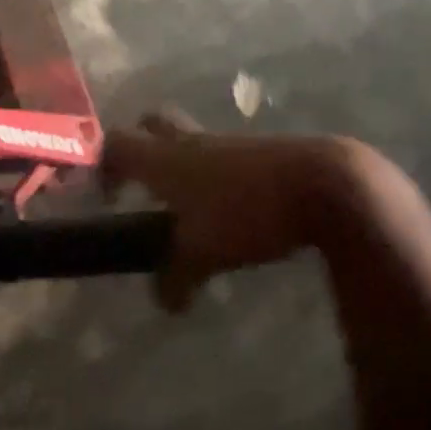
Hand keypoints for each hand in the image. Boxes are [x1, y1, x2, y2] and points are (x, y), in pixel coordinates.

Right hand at [103, 111, 377, 312]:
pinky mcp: (265, 151)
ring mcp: (231, 143)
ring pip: (194, 140)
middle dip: (141, 146)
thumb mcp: (203, 255)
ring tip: (190, 207)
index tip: (106, 196)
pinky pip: (228, 156)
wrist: (327, 185)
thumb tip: (166, 304)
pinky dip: (220, 176)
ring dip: (184, 164)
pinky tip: (232, 209)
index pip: (115, 144)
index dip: (103, 166)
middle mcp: (192, 142)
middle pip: (151, 124)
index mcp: (164, 159)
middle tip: (142, 182)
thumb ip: (176, 279)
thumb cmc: (248, 213)